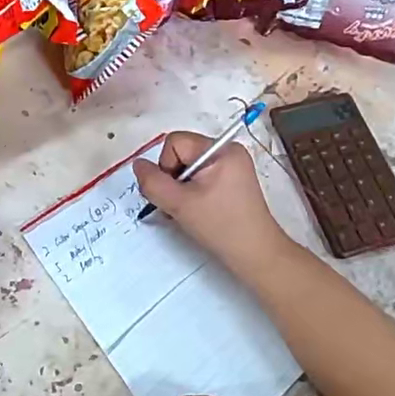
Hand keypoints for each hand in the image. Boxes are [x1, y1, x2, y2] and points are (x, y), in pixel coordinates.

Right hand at [133, 131, 292, 275]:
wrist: (256, 253)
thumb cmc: (220, 226)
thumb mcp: (179, 204)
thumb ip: (153, 182)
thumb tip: (138, 164)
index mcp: (220, 149)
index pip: (175, 142)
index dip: (166, 166)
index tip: (175, 193)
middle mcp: (229, 150)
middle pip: (183, 152)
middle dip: (174, 177)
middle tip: (180, 204)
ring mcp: (234, 164)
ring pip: (190, 165)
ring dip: (182, 187)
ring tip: (190, 209)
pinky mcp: (235, 179)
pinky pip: (203, 174)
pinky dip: (194, 190)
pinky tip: (200, 209)